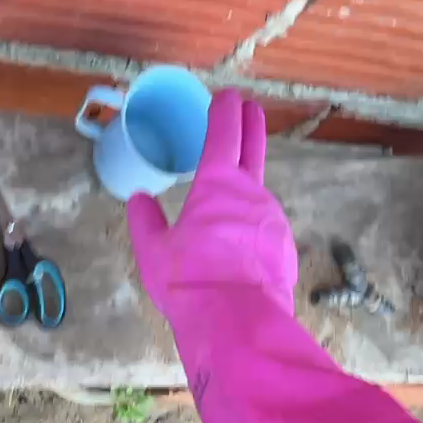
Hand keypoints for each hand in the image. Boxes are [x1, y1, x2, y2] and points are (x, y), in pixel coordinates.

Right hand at [125, 90, 296, 315]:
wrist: (237, 324)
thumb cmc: (189, 282)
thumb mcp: (153, 253)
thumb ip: (144, 222)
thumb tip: (139, 200)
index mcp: (217, 185)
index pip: (224, 133)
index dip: (223, 111)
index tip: (225, 97)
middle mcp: (251, 194)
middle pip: (253, 149)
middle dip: (250, 125)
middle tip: (249, 110)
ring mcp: (273, 220)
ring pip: (256, 196)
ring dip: (244, 190)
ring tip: (228, 201)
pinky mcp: (283, 248)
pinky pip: (263, 230)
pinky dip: (250, 229)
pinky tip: (238, 248)